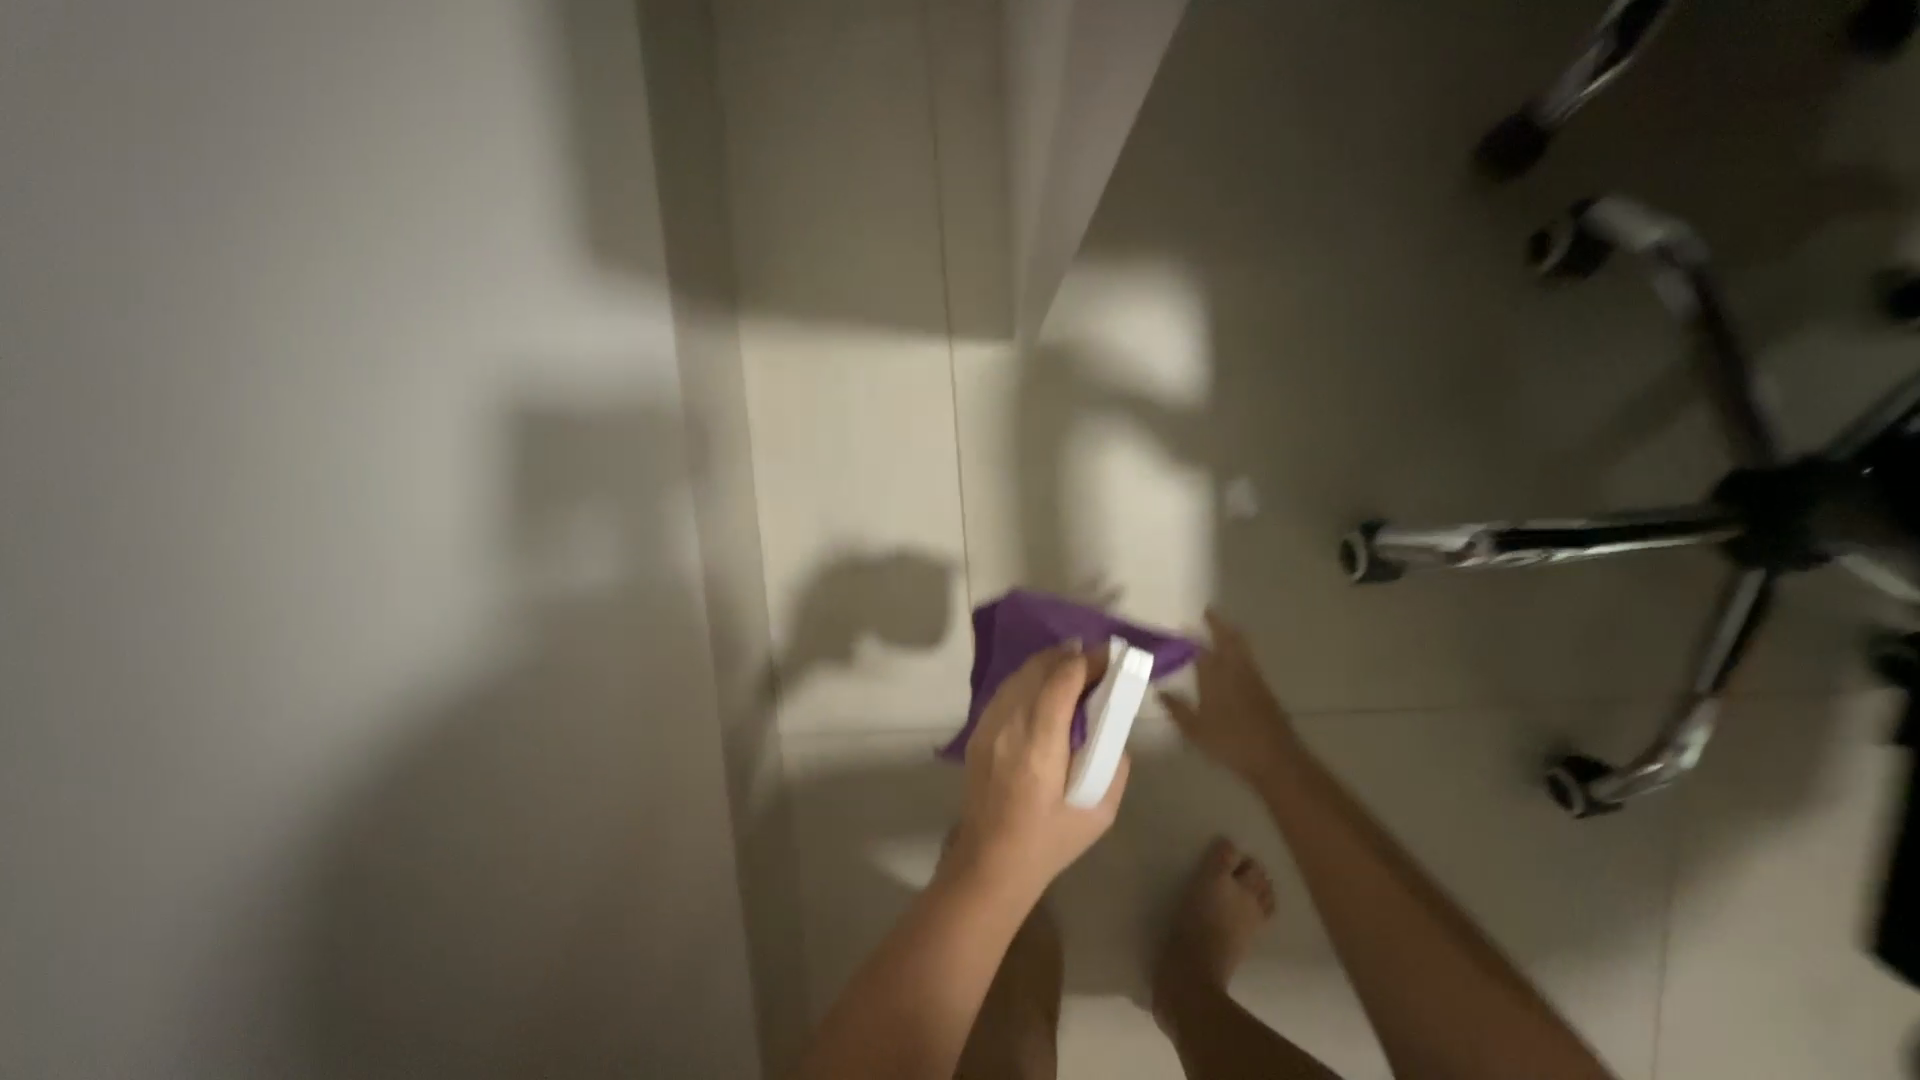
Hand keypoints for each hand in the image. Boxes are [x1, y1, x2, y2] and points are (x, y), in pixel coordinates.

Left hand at [948, 643, 1128, 893]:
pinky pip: (1006, 691)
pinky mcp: (977, 732)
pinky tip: (1045, 689)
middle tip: (1097, 659)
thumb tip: (1112, 730)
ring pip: (1018, 675)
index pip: (1061, 681)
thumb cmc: (1049, 840)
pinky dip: (1029, 680)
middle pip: (1038, 669)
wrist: (990, 861)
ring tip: (1075, 667)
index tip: (1112, 656)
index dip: (1089, 661)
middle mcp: (1009, 726)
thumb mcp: (1100, 811)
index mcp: (1039, 745)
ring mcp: (987, 727)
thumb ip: (1113, 764)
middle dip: (1070, 656)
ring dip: (1048, 664)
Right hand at [1160, 610, 1298, 782]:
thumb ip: (1177, 709)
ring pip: (1242, 647)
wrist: (1275, 757)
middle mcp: (1235, 670)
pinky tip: (1236, 657)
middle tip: (1208, 613)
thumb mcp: (1195, 730)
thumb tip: (1160, 691)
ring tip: (1222, 628)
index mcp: (1215, 677)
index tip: (1182, 628)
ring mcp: (1253, 677)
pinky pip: (1249, 659)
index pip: (1200, 650)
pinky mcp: (1265, 688)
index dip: (1190, 638)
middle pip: (1228, 639)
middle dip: (1218, 624)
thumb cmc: (1230, 743)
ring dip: (1231, 634)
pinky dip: (1241, 650)